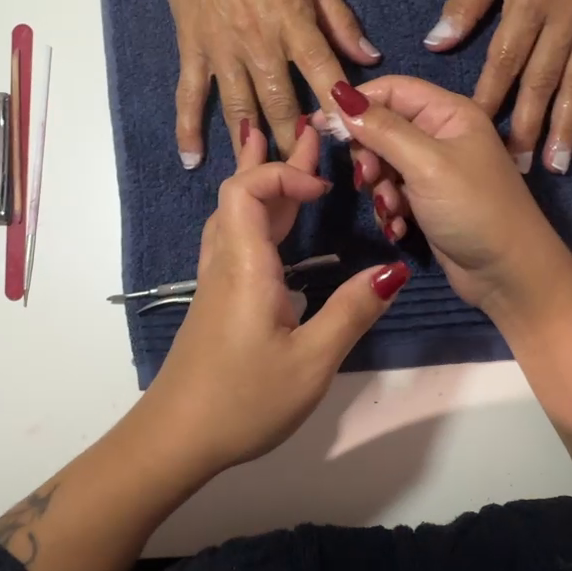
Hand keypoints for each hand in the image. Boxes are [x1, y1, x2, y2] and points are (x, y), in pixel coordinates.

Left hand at [138, 120, 408, 471]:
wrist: (176, 438)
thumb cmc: (243, 400)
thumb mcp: (311, 362)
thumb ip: (352, 312)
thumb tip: (395, 269)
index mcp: (245, 266)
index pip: (248, 189)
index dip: (284, 174)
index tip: (325, 190)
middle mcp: (225, 263)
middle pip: (241, 194)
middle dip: (277, 161)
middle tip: (308, 132)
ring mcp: (216, 282)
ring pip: (234, 216)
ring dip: (262, 184)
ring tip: (283, 155)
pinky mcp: (217, 301)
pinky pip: (234, 239)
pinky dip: (255, 214)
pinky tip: (271, 226)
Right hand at [156, 0, 378, 166]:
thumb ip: (339, 20)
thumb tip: (369, 56)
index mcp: (294, 23)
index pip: (322, 73)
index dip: (337, 107)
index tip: (350, 138)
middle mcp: (259, 44)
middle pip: (281, 103)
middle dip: (296, 141)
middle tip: (307, 174)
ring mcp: (223, 51)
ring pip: (240, 108)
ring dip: (253, 144)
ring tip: (263, 175)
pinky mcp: (193, 51)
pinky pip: (191, 95)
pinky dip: (188, 128)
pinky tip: (191, 159)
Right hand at [325, 77, 571, 315]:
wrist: (509, 274)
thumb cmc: (474, 209)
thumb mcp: (426, 164)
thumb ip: (382, 129)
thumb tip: (338, 95)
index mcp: (449, 112)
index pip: (392, 89)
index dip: (357, 103)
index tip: (323, 126)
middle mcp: (441, 134)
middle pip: (382, 127)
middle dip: (368, 154)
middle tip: (367, 179)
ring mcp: (434, 170)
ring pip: (383, 163)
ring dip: (378, 187)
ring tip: (392, 208)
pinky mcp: (428, 201)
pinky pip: (392, 192)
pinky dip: (390, 208)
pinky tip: (398, 227)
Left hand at [423, 0, 571, 175]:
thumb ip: (466, 2)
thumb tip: (436, 43)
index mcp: (529, 3)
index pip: (505, 61)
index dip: (490, 99)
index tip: (475, 134)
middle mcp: (564, 19)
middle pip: (543, 82)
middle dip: (531, 127)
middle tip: (521, 168)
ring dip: (569, 124)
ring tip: (560, 162)